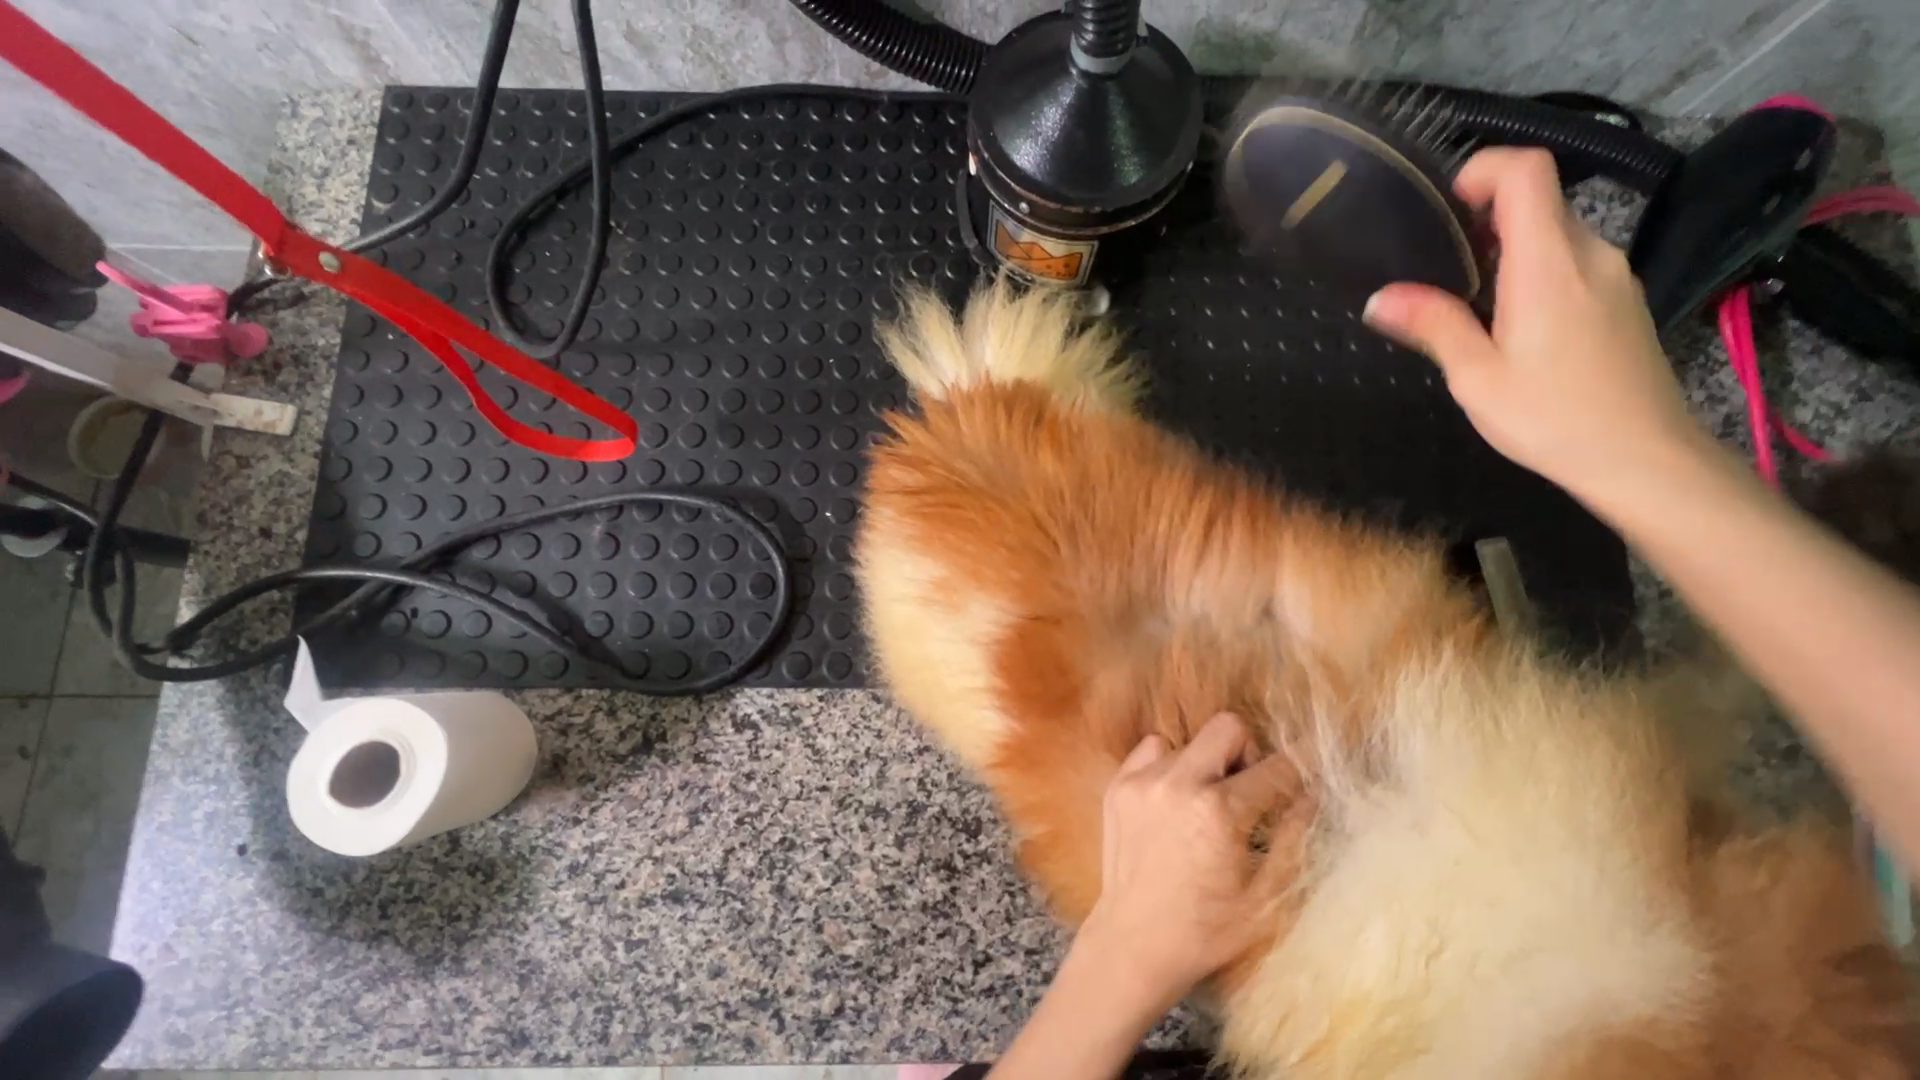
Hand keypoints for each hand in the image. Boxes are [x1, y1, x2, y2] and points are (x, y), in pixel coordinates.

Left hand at [1080, 712, 1301, 1007]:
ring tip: (1205, 803)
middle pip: (1228, 728)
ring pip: (1190, 740)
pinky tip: (1174, 800)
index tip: (1301, 781)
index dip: (1297, 774)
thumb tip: (1312, 793)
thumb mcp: (1268, 897)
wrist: (1135, 941)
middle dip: (1247, 754)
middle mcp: (1177, 785)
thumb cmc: (1208, 929)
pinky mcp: (1117, 784)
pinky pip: (1152, 749)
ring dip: (1205, 764)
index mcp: (1219, 812)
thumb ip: (1294, 838)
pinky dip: (1169, 765)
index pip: (1276, 768)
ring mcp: (1141, 781)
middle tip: (1246, 792)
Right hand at [1361, 147, 1710, 500]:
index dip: (1482, 169)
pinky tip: (1511, 326)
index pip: (1527, 172)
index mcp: (1548, 264)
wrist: (1642, 457)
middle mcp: (1589, 254)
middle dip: (1482, 220)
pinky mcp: (1621, 300)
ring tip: (1468, 304)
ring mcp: (1612, 276)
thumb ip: (1433, 325)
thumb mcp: (1476, 376)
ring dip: (1506, 251)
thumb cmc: (1551, 417)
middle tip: (1438, 268)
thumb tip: (1380, 298)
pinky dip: (1533, 273)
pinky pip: (1571, 263)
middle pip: (1537, 202)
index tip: (1442, 208)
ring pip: (1554, 235)